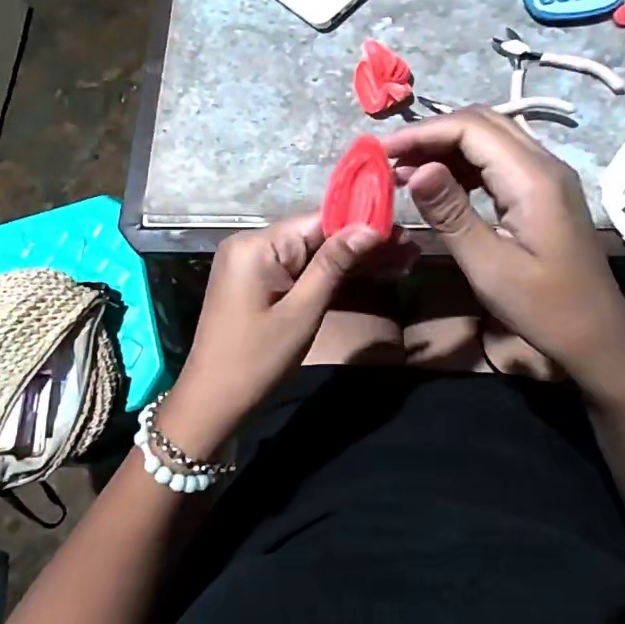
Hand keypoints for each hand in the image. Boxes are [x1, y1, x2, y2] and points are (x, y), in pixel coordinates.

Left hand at [165, 214, 388, 451]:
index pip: (319, 220)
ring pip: (313, 253)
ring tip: (402, 260)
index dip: (363, 223)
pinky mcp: (260, 283)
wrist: (214, 403)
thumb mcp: (302, 312)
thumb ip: (334, 265)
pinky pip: (301, 270)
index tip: (402, 231)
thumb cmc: (257, 360)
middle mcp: (253, 244)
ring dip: (354, 260)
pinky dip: (331, 275)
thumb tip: (371, 227)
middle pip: (318, 235)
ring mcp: (255, 264)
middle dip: (364, 244)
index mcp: (257, 245)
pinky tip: (369, 273)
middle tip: (410, 250)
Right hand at [382, 109, 624, 382]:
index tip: (382, 152)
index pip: (471, 129)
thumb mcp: (489, 266)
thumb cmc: (543, 307)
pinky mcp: (546, 193)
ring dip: (449, 148)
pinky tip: (441, 186)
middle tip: (392, 160)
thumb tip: (415, 170)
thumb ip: (451, 214)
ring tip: (408, 173)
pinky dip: (467, 165)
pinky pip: (502, 162)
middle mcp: (545, 165)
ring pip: (493, 139)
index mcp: (533, 179)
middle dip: (433, 135)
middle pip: (484, 123)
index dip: (423, 133)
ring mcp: (550, 177)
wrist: (597, 334)